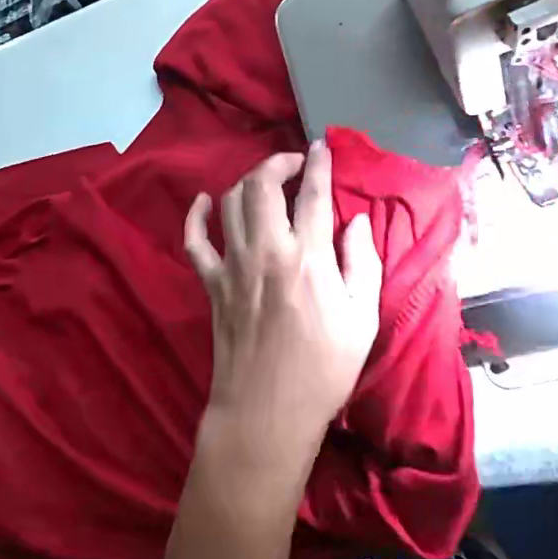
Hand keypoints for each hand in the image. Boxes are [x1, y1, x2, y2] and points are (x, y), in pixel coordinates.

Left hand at [183, 141, 382, 457]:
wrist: (267, 411)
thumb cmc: (323, 370)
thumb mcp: (362, 319)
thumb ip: (362, 263)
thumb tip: (355, 222)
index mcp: (308, 259)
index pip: (314, 195)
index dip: (319, 164)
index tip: (321, 147)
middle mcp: (266, 251)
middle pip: (262, 185)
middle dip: (278, 162)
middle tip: (295, 164)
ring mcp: (232, 266)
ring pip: (231, 203)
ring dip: (248, 182)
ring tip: (266, 182)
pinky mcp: (211, 284)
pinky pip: (195, 241)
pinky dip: (197, 216)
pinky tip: (204, 202)